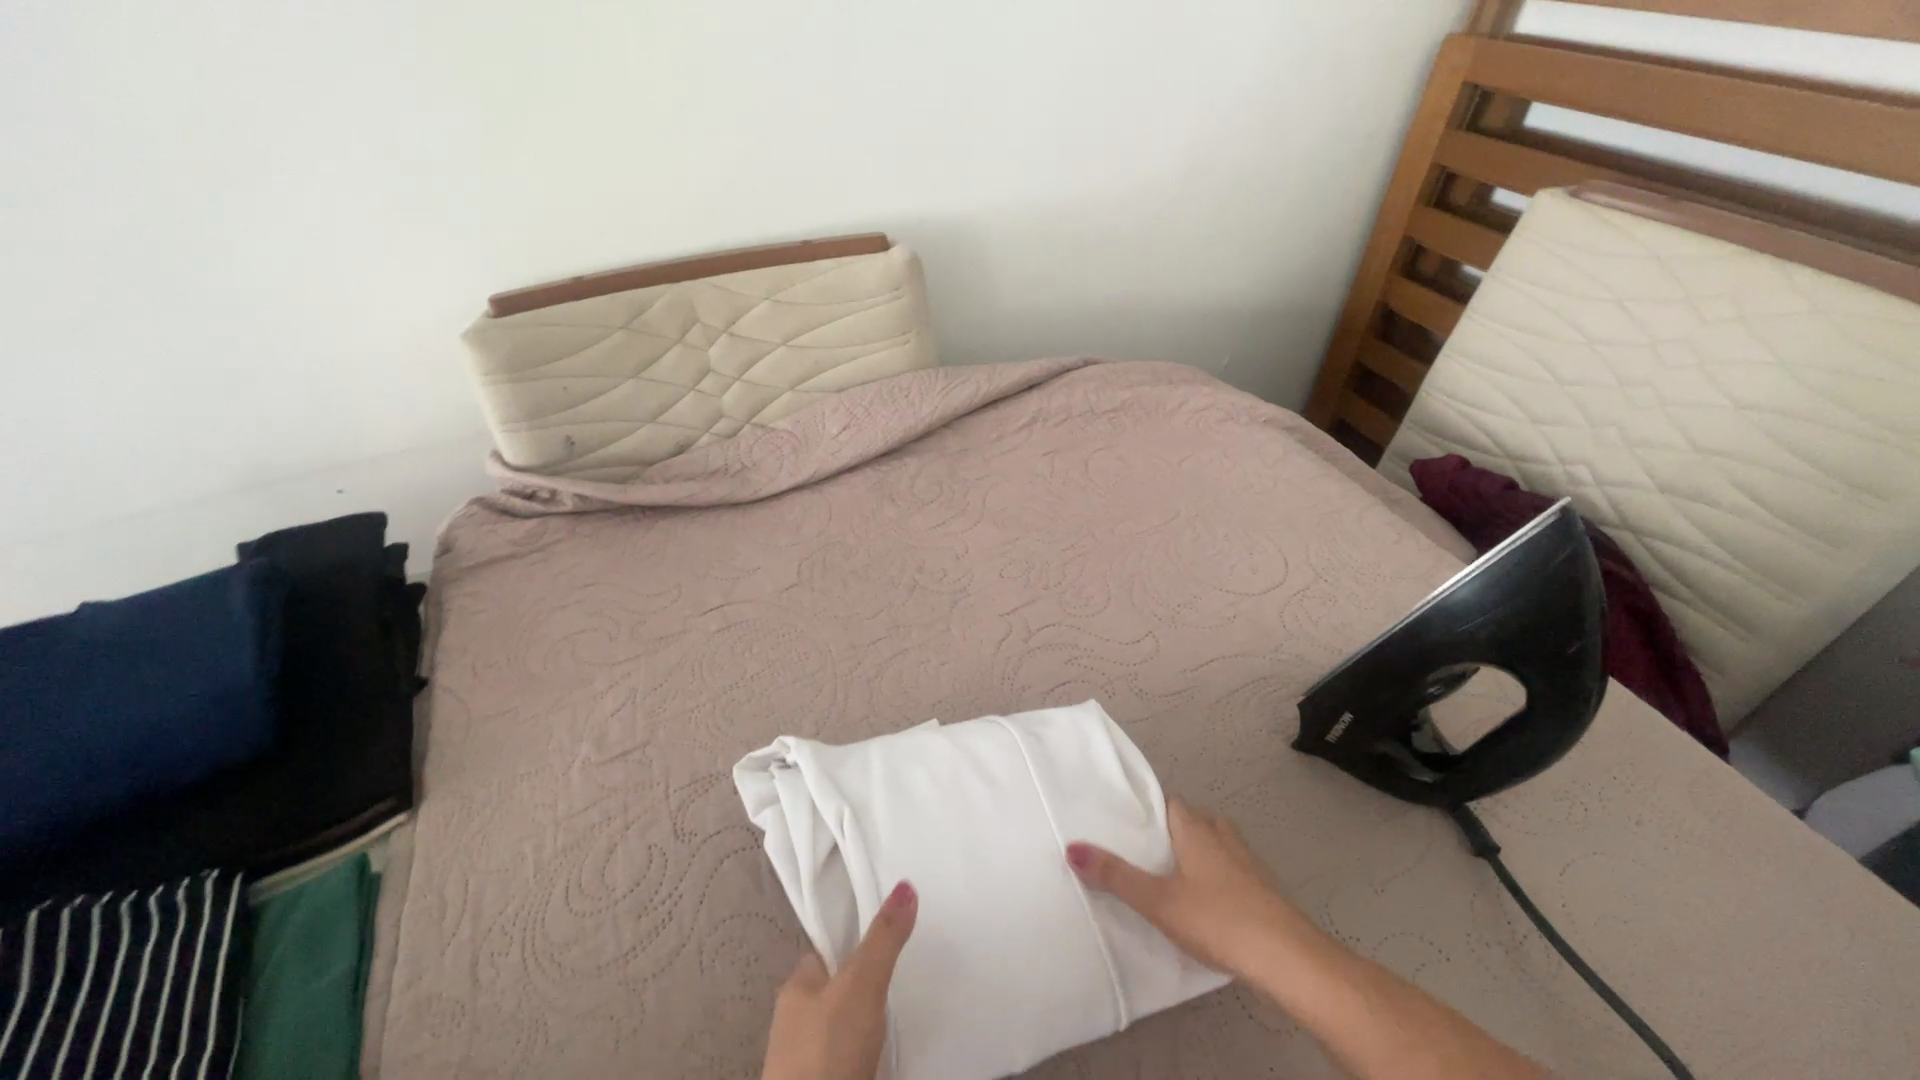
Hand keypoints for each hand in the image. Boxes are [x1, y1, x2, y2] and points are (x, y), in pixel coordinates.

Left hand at [762, 880, 917, 1079]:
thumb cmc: (828, 1048)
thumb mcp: (862, 984)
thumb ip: (883, 938)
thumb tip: (905, 883)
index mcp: (795, 986)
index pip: (825, 951)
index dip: (853, 942)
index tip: (885, 936)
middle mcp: (795, 1019)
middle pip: (835, 988)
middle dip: (864, 984)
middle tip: (900, 977)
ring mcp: (806, 1056)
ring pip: (841, 1025)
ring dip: (865, 1021)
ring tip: (899, 1014)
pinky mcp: (824, 1079)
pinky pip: (848, 1056)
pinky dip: (865, 1052)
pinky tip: (885, 1053)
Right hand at [1067, 796, 1310, 979]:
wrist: (1287, 958)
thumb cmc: (1218, 920)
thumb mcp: (1158, 901)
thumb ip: (1116, 876)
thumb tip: (1071, 847)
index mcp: (1196, 828)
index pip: (1169, 800)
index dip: (1147, 808)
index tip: (1123, 820)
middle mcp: (1222, 835)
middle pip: (1191, 820)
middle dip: (1168, 832)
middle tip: (1139, 852)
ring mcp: (1247, 861)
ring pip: (1213, 844)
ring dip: (1193, 854)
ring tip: (1166, 877)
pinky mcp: (1262, 888)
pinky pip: (1229, 869)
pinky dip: (1213, 876)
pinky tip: (1202, 902)